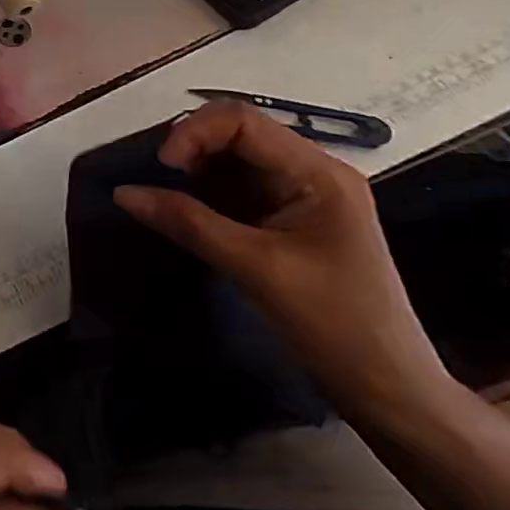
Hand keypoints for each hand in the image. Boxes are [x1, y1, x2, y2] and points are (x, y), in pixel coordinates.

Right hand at [113, 101, 448, 406]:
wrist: (385, 386)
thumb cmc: (332, 324)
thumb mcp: (255, 269)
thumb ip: (189, 225)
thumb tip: (125, 193)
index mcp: (319, 172)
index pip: (245, 123)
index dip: (195, 132)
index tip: (161, 167)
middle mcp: (311, 172)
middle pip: (240, 136)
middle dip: (193, 149)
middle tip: (156, 181)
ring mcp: (301, 198)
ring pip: (236, 164)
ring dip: (197, 173)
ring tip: (163, 197)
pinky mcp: (288, 222)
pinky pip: (240, 194)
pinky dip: (207, 197)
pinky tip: (184, 213)